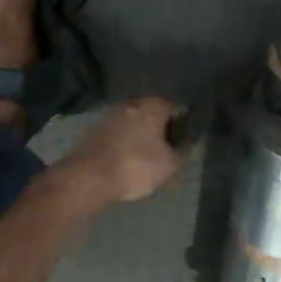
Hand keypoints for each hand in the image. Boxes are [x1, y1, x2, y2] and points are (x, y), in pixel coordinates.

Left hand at [57, 96, 189, 205]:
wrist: (86, 178)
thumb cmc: (135, 167)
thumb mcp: (169, 164)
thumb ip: (185, 151)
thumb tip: (194, 142)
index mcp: (155, 105)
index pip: (179, 108)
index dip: (187, 125)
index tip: (187, 142)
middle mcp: (134, 103)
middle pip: (156, 113)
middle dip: (164, 129)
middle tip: (169, 151)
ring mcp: (112, 114)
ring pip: (137, 122)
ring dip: (144, 135)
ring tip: (149, 158)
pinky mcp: (95, 129)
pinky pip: (120, 132)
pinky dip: (127, 142)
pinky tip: (128, 160)